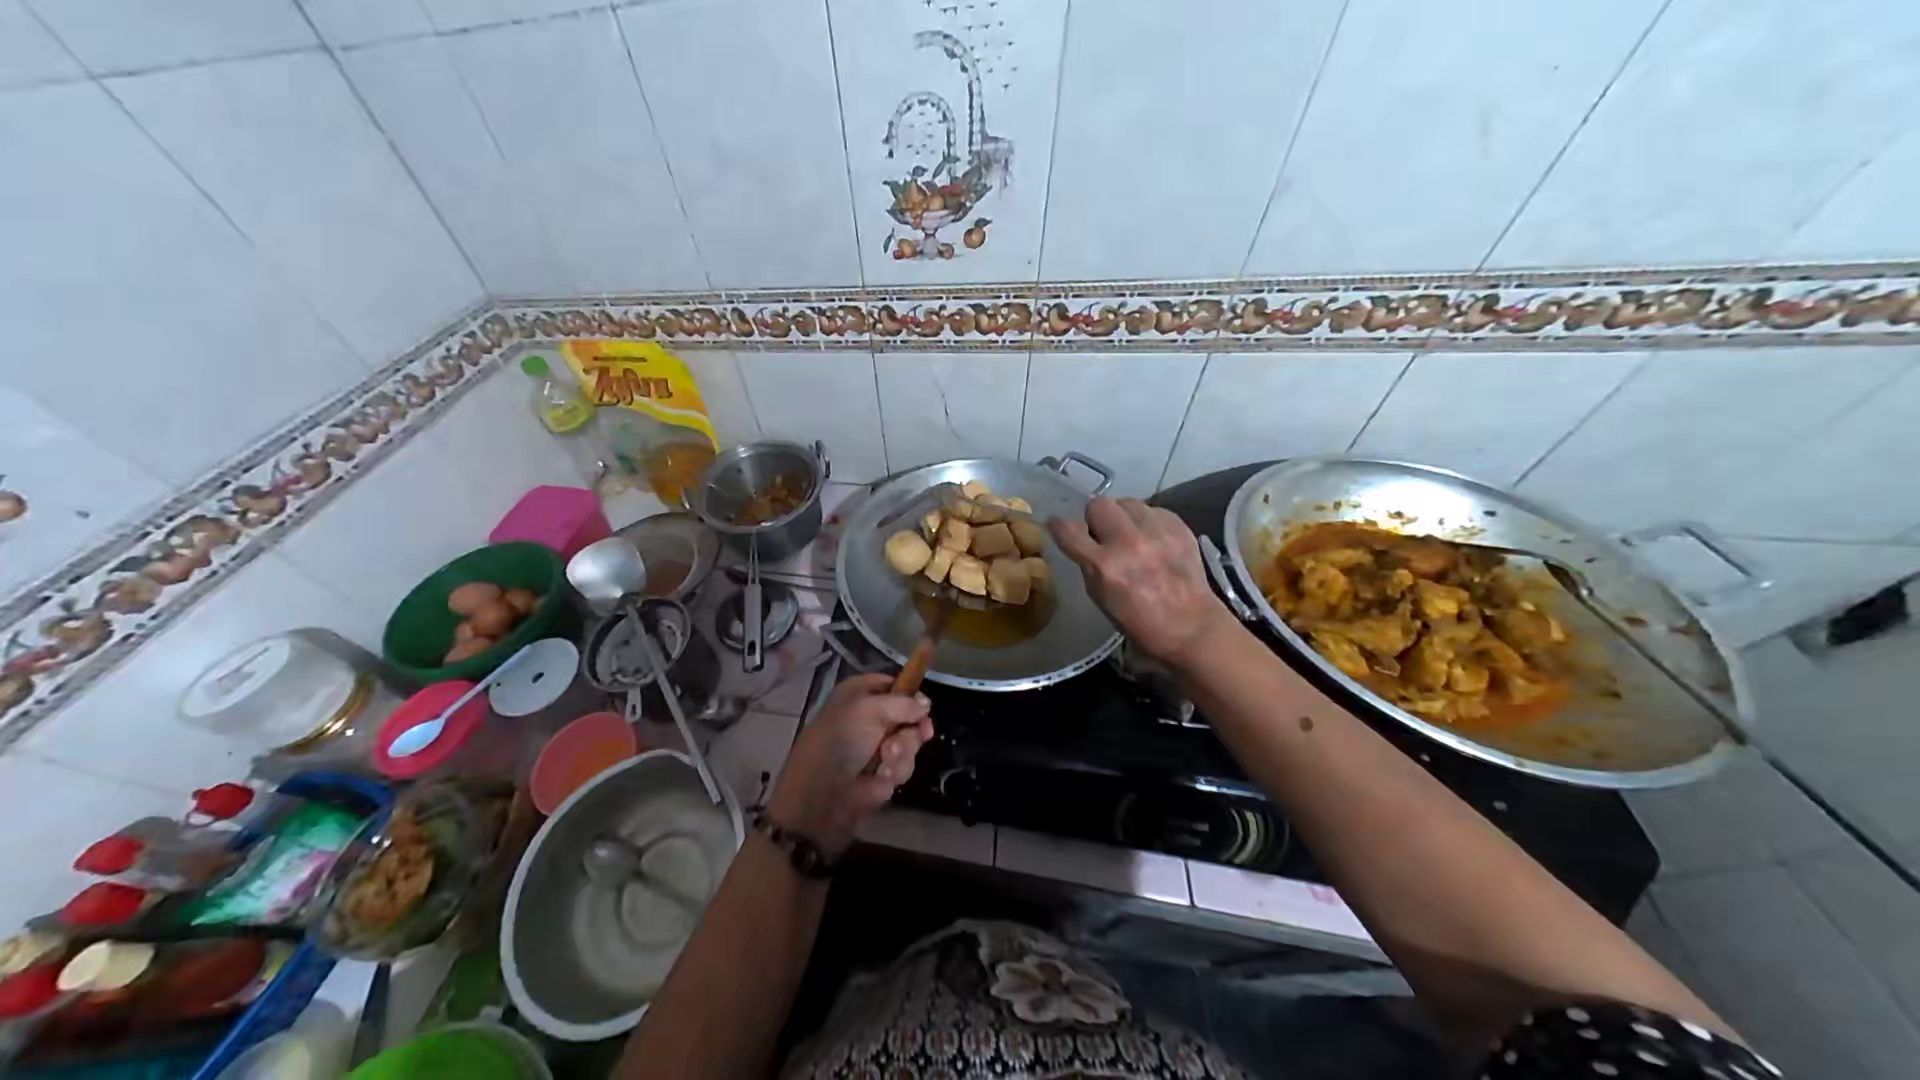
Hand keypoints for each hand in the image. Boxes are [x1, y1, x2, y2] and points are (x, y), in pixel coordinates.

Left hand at [768, 674, 933, 855]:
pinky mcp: (883, 774)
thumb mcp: (867, 711)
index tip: (923, 706)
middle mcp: (868, 718)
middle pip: (909, 715)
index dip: (909, 693)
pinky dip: (894, 772)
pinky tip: (879, 779)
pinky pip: (904, 766)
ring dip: (901, 753)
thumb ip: (901, 703)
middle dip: (909, 730)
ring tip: (883, 764)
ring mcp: (876, 747)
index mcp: (857, 696)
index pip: (892, 684)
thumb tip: (926, 703)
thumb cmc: (838, 744)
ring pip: (911, 742)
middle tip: (907, 738)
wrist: (819, 802)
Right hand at [1050, 497, 1235, 668]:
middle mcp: (1129, 543)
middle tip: (1104, 534)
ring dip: (1124, 517)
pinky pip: (1153, 510)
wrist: (1191, 628)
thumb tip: (1085, 540)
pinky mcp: (1179, 527)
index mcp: (1104, 566)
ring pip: (1127, 503)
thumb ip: (1089, 564)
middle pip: (1099, 504)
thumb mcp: (1100, 597)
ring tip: (1132, 535)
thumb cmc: (1139, 622)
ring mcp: (1157, 532)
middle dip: (1097, 518)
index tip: (1060, 526)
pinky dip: (1148, 522)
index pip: (1068, 529)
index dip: (1059, 526)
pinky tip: (1153, 540)